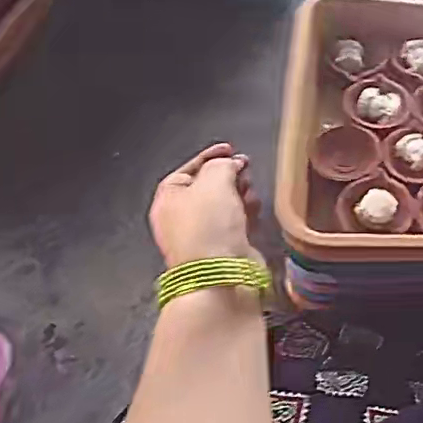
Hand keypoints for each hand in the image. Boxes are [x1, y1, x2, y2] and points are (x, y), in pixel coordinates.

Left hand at [149, 143, 262, 267]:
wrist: (221, 273)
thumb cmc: (209, 226)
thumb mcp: (214, 181)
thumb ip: (222, 165)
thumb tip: (231, 164)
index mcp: (168, 199)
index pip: (188, 169)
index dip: (209, 157)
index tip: (229, 149)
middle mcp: (181, 218)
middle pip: (207, 187)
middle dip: (228, 175)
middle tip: (244, 169)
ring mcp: (203, 234)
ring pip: (224, 204)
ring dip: (239, 193)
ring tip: (251, 189)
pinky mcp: (224, 247)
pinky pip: (236, 222)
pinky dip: (246, 212)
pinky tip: (254, 208)